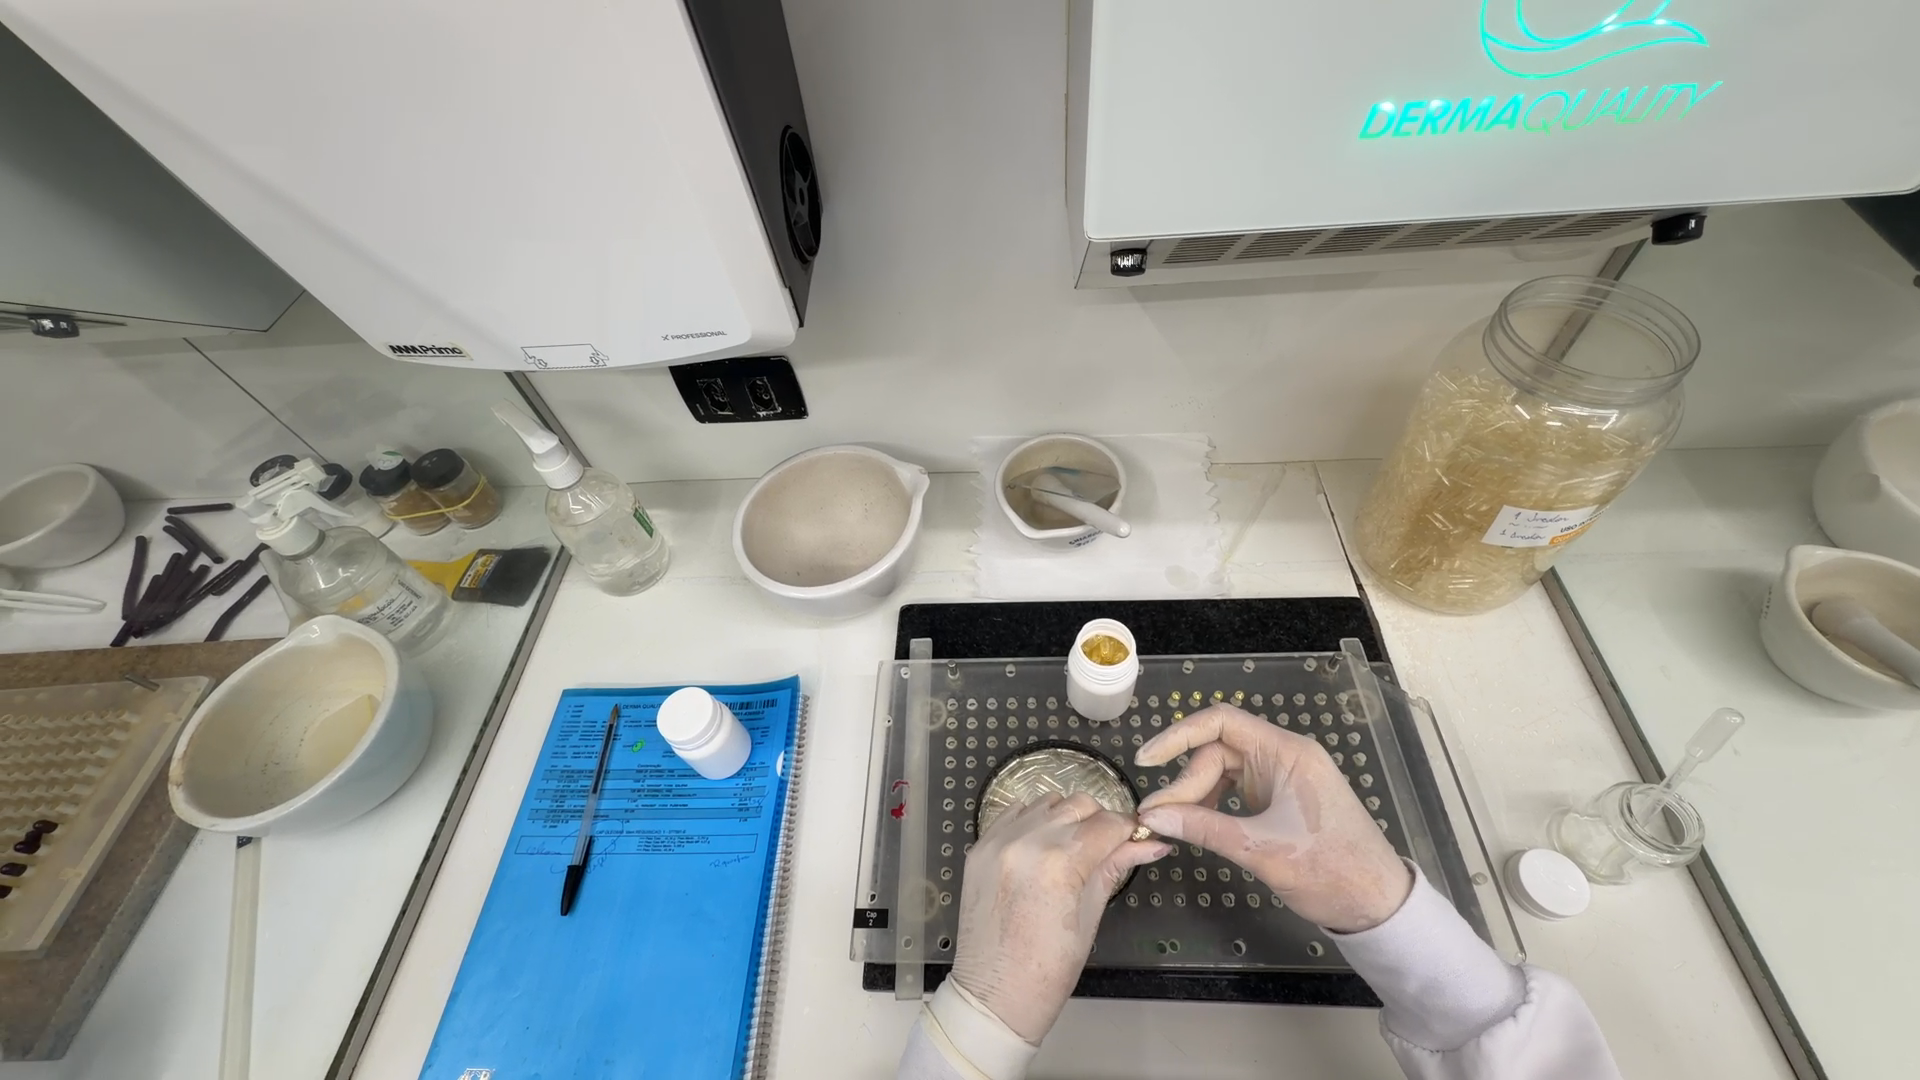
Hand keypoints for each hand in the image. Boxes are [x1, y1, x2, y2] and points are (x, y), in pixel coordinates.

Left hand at [951, 793, 1168, 1043]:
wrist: (993, 996)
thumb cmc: (1048, 970)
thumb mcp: (1091, 918)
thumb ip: (1116, 868)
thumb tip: (1153, 844)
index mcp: (1060, 863)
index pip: (1108, 824)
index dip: (1128, 830)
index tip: (1135, 840)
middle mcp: (1027, 840)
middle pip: (1079, 804)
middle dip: (1098, 823)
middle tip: (1103, 850)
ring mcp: (998, 840)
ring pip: (1047, 802)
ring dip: (1065, 818)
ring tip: (1069, 852)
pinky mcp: (980, 845)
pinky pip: (1015, 812)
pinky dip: (1033, 822)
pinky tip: (1040, 849)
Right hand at [1133, 704, 1411, 932]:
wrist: (1381, 910)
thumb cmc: (1330, 873)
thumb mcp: (1261, 850)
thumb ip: (1203, 828)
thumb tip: (1151, 816)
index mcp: (1287, 753)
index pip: (1221, 722)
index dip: (1178, 735)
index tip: (1146, 760)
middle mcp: (1282, 756)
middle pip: (1217, 751)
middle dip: (1185, 782)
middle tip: (1157, 816)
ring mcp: (1281, 777)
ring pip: (1222, 770)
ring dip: (1195, 794)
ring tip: (1172, 823)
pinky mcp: (1279, 798)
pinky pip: (1234, 788)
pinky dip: (1212, 804)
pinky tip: (1197, 824)